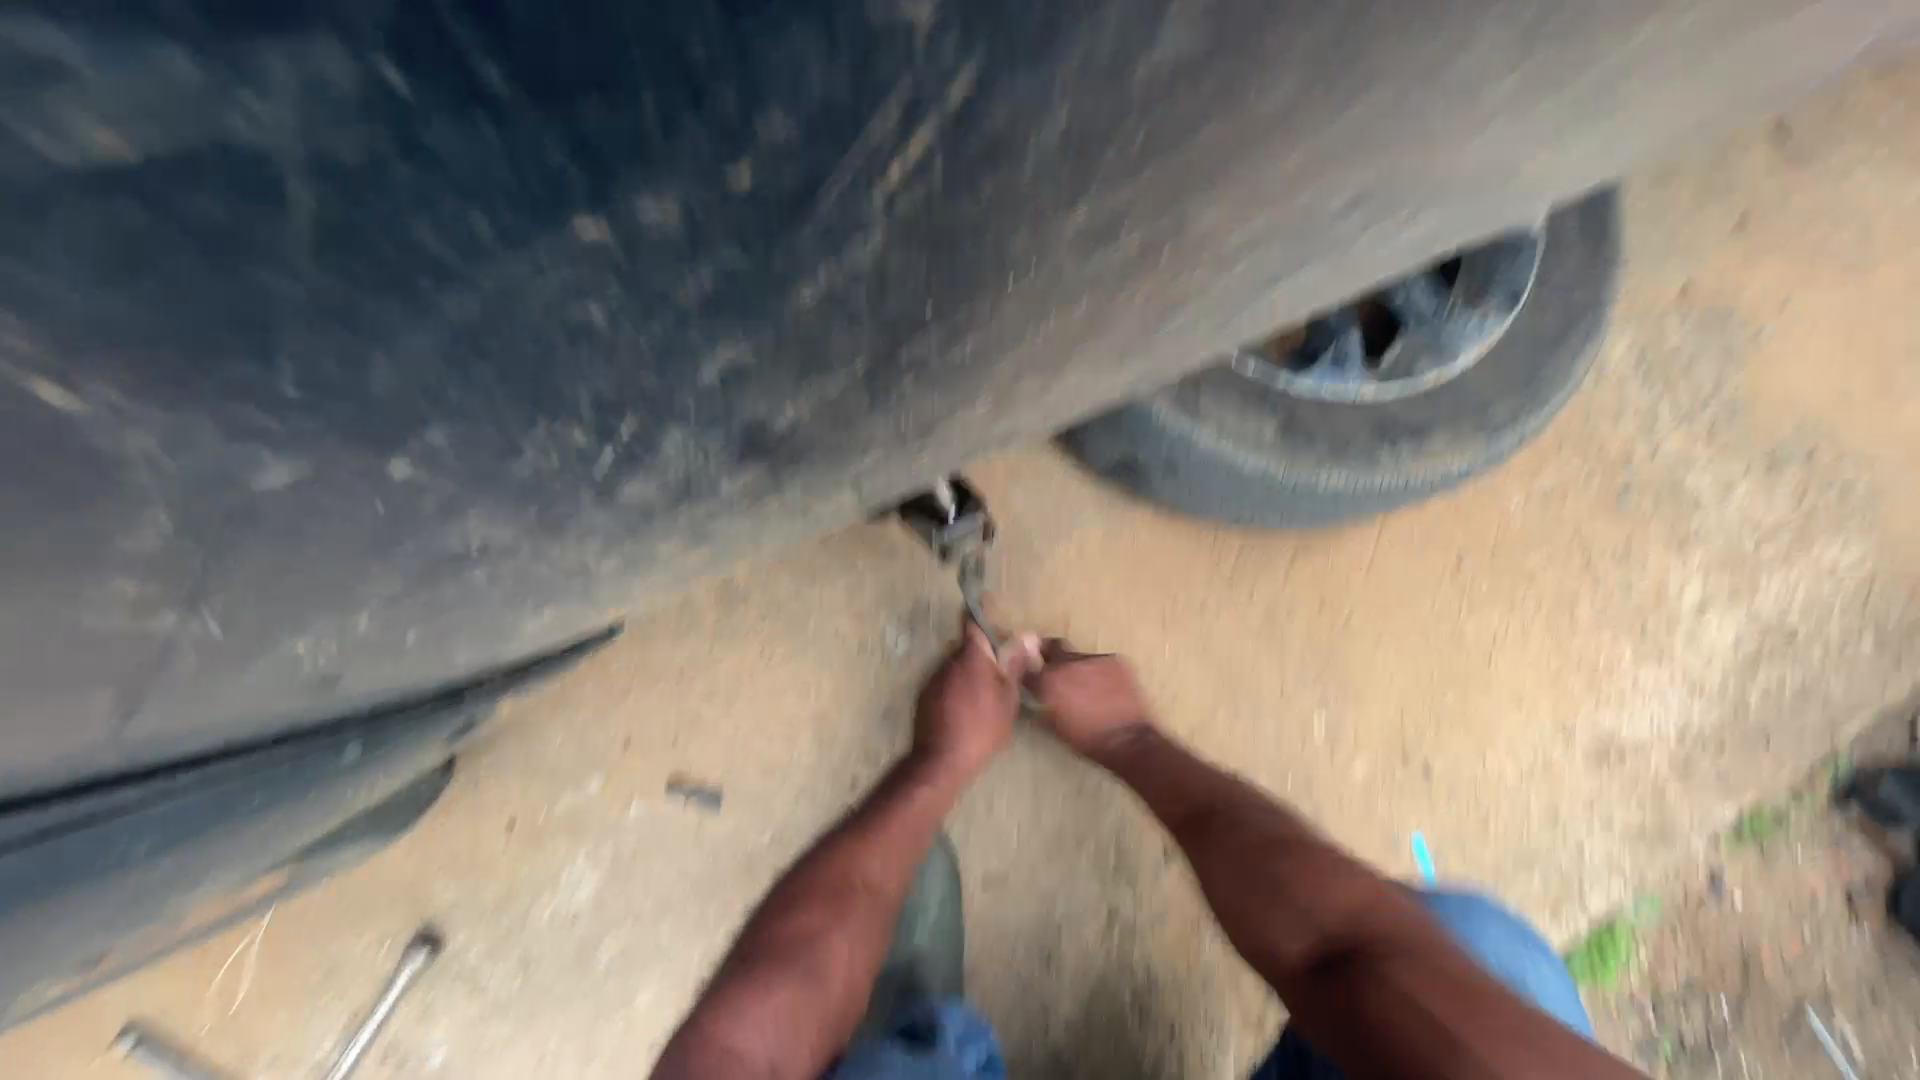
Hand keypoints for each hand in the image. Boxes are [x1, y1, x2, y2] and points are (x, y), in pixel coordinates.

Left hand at [912, 622, 1037, 781]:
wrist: (943, 759)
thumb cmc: (983, 728)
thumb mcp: (1007, 699)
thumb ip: (1014, 665)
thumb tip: (1027, 636)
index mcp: (972, 657)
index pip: (973, 621)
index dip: (982, 614)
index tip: (994, 615)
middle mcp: (949, 661)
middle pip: (967, 647)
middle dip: (983, 653)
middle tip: (1001, 670)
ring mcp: (934, 678)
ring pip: (957, 666)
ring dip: (970, 673)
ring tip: (986, 695)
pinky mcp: (925, 695)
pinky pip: (946, 682)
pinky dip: (957, 688)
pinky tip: (967, 709)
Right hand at [1024, 640, 1154, 757]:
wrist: (1127, 740)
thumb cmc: (1086, 739)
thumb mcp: (1054, 723)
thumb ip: (1043, 700)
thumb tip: (1041, 691)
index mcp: (1047, 681)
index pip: (1029, 664)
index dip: (1029, 668)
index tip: (1032, 672)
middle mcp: (1066, 663)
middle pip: (1052, 647)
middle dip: (1051, 654)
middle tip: (1055, 667)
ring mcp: (1092, 658)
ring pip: (1078, 656)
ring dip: (1078, 667)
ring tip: (1087, 684)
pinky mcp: (1114, 659)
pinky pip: (1100, 661)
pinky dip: (1099, 670)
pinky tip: (1106, 687)